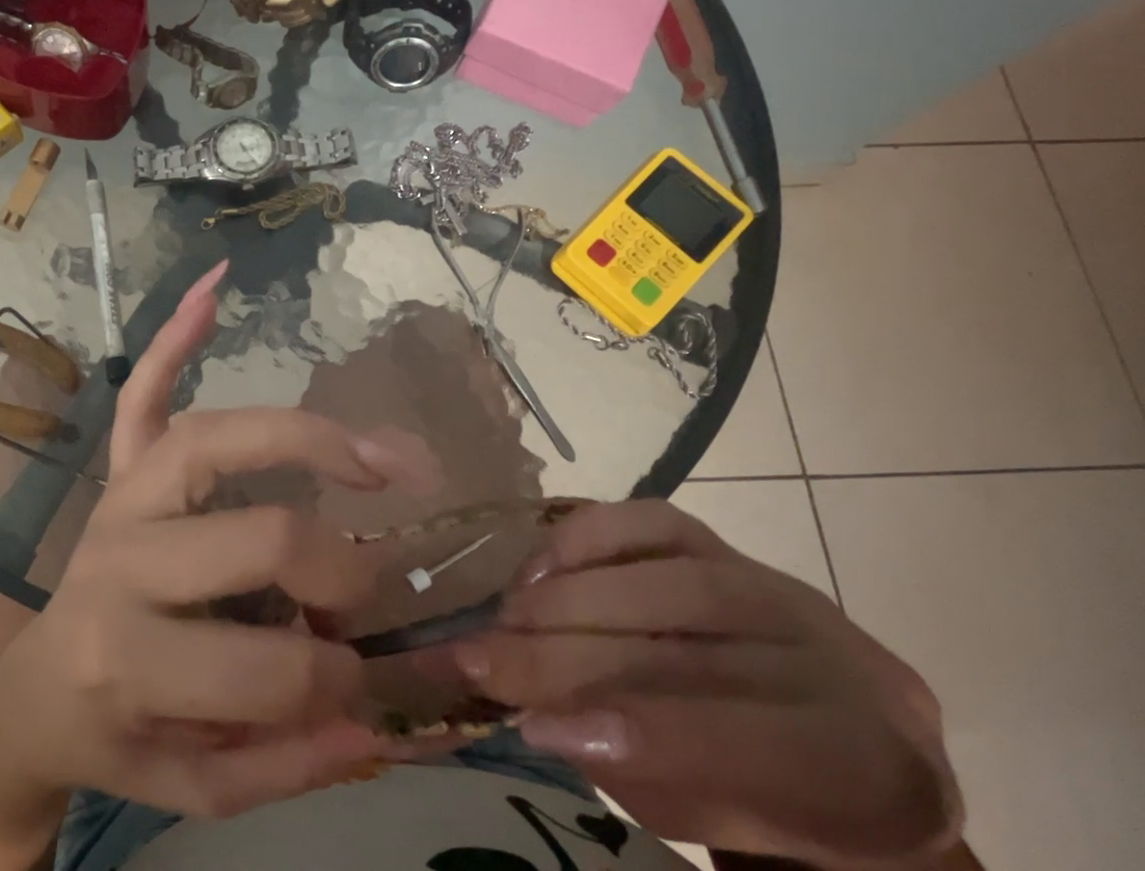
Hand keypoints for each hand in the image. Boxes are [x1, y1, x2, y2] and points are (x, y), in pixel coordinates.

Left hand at [0, 261, 412, 818]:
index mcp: (129, 657)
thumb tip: (375, 724)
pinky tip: (211, 290)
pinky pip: (136, 401)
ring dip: (298, 434)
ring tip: (373, 457)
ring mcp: (116, 508)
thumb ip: (284, 766)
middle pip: (255, 534)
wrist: (34, 702)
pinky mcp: (114, 482)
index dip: (334, 676)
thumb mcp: (194, 788)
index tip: (359, 682)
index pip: (268, 662)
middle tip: (370, 587)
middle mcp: (118, 563)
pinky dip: (170, 342)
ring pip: (206, 441)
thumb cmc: (114, 742)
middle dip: (336, 565)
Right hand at [448, 500, 963, 869]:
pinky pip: (662, 523)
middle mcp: (836, 664)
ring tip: (503, 617)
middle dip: (569, 654)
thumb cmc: (765, 796)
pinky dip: (590, 537)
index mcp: (860, 767)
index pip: (754, 741)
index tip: (537, 727)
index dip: (639, 729)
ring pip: (678, 579)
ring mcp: (785, 592)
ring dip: (571, 596)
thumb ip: (638, 769)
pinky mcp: (738, 548)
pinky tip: (538, 568)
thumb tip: (537, 718)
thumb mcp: (712, 814)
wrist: (841, 734)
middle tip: (478, 659)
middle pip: (693, 650)